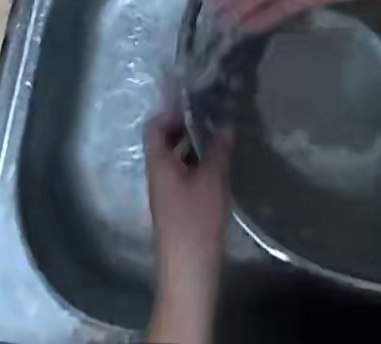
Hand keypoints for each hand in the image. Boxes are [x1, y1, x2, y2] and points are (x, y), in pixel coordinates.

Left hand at [144, 112, 232, 343]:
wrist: (188, 274)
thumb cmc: (196, 222)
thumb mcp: (212, 181)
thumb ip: (219, 150)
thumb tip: (226, 123)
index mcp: (158, 163)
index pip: (154, 127)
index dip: (170, 113)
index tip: (193, 106)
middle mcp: (157, 175)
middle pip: (163, 142)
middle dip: (184, 128)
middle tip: (208, 119)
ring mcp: (165, 193)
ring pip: (174, 160)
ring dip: (191, 147)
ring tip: (217, 140)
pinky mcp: (176, 208)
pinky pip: (181, 176)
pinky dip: (195, 166)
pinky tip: (217, 169)